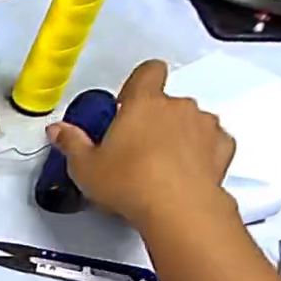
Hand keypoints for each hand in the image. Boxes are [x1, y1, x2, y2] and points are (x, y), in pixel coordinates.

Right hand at [45, 59, 236, 230]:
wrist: (176, 208)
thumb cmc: (132, 182)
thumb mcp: (84, 166)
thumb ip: (71, 142)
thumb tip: (58, 131)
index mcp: (143, 104)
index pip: (148, 72)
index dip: (137, 84)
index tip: (125, 103)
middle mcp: (177, 107)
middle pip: (164, 102)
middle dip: (150, 119)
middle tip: (130, 147)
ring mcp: (202, 126)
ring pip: (187, 121)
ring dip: (174, 135)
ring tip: (154, 165)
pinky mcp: (221, 148)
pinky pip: (209, 142)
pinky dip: (197, 152)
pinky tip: (178, 172)